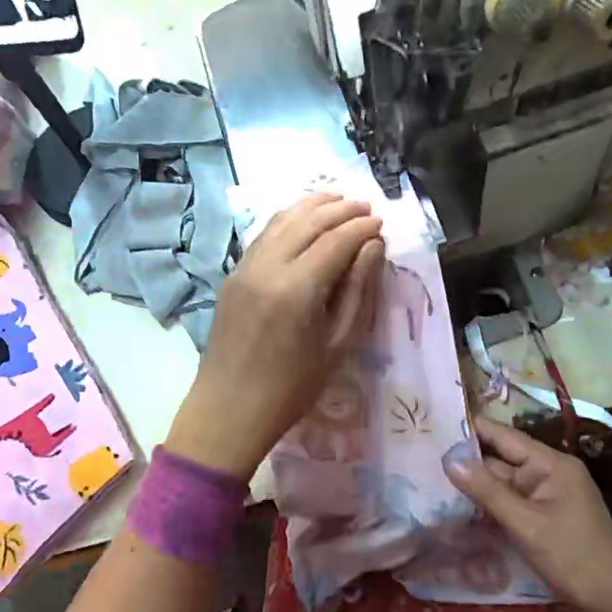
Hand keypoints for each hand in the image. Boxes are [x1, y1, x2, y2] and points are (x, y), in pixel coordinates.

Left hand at [165, 195, 383, 478]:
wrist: (230, 409)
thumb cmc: (292, 388)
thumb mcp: (336, 344)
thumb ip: (356, 290)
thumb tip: (372, 247)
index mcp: (298, 289)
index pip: (336, 240)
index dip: (361, 228)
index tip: (382, 223)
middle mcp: (268, 268)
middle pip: (308, 221)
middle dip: (340, 209)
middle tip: (366, 207)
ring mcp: (244, 268)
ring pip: (281, 221)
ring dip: (312, 207)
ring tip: (338, 201)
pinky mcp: (232, 276)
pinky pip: (263, 236)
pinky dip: (287, 221)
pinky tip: (303, 222)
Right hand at [444, 418, 611, 611]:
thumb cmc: (574, 557)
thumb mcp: (527, 524)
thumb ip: (488, 491)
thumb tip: (450, 460)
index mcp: (552, 465)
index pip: (505, 437)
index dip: (472, 429)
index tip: (434, 423)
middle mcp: (548, 474)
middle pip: (501, 461)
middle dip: (466, 461)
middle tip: (422, 455)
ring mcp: (545, 497)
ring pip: (502, 484)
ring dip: (473, 485)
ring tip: (429, 477)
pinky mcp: (542, 518)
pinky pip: (508, 504)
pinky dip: (486, 505)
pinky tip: (456, 506)